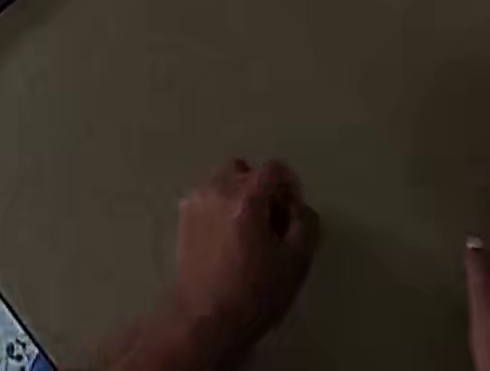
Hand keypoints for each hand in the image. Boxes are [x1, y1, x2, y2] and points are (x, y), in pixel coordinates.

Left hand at [169, 158, 320, 359]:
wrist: (205, 320)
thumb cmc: (255, 293)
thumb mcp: (295, 262)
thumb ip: (305, 224)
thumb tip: (299, 207)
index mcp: (248, 196)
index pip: (274, 168)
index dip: (289, 185)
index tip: (292, 211)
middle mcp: (220, 188)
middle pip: (247, 170)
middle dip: (263, 188)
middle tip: (270, 220)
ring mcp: (199, 198)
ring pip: (225, 178)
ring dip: (240, 192)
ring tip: (247, 226)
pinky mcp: (184, 213)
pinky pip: (208, 194)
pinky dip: (221, 203)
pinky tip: (226, 234)